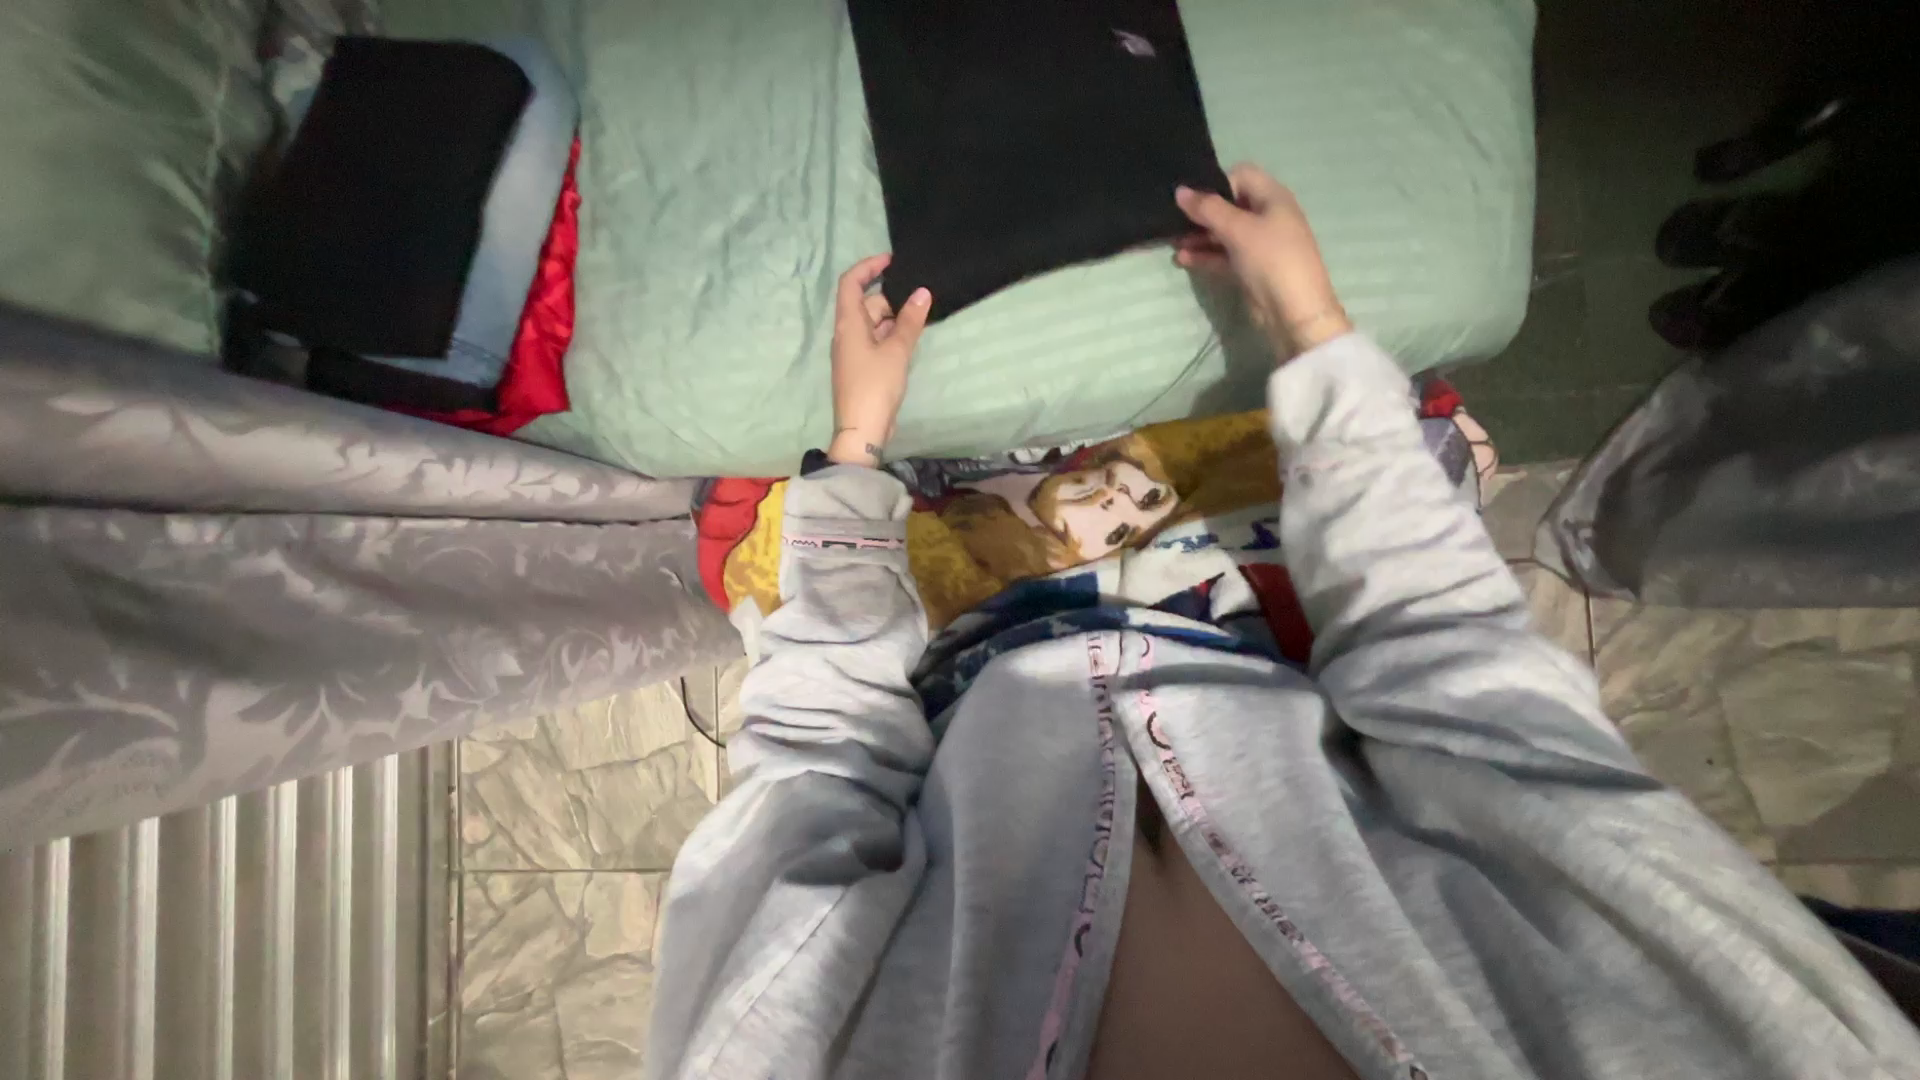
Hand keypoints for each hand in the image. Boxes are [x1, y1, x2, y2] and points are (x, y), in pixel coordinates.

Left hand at [829, 254, 930, 466]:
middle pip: (866, 304)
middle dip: (891, 298)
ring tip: (920, 320)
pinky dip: (891, 337)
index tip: (891, 261)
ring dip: (894, 320)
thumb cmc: (876, 386)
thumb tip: (922, 293)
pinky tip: (910, 341)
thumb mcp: (897, 351)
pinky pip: (876, 343)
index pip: (851, 283)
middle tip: (918, 300)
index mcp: (848, 324)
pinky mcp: (862, 369)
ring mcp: (853, 353)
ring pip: (873, 325)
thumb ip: (910, 321)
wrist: (862, 429)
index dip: (868, 267)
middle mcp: (846, 334)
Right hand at [1174, 164, 1351, 355]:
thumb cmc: (1270, 259)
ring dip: (1199, 237)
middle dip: (1202, 213)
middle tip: (1174, 222)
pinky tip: (1182, 259)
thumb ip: (1208, 209)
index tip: (1193, 199)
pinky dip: (1205, 256)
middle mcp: (1265, 216)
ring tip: (1174, 244)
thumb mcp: (1239, 229)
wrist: (1293, 310)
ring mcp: (1257, 244)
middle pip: (1229, 206)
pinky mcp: (1248, 268)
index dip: (1217, 184)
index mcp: (1272, 197)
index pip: (1241, 176)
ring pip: (1223, 233)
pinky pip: (1222, 256)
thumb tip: (1180, 191)